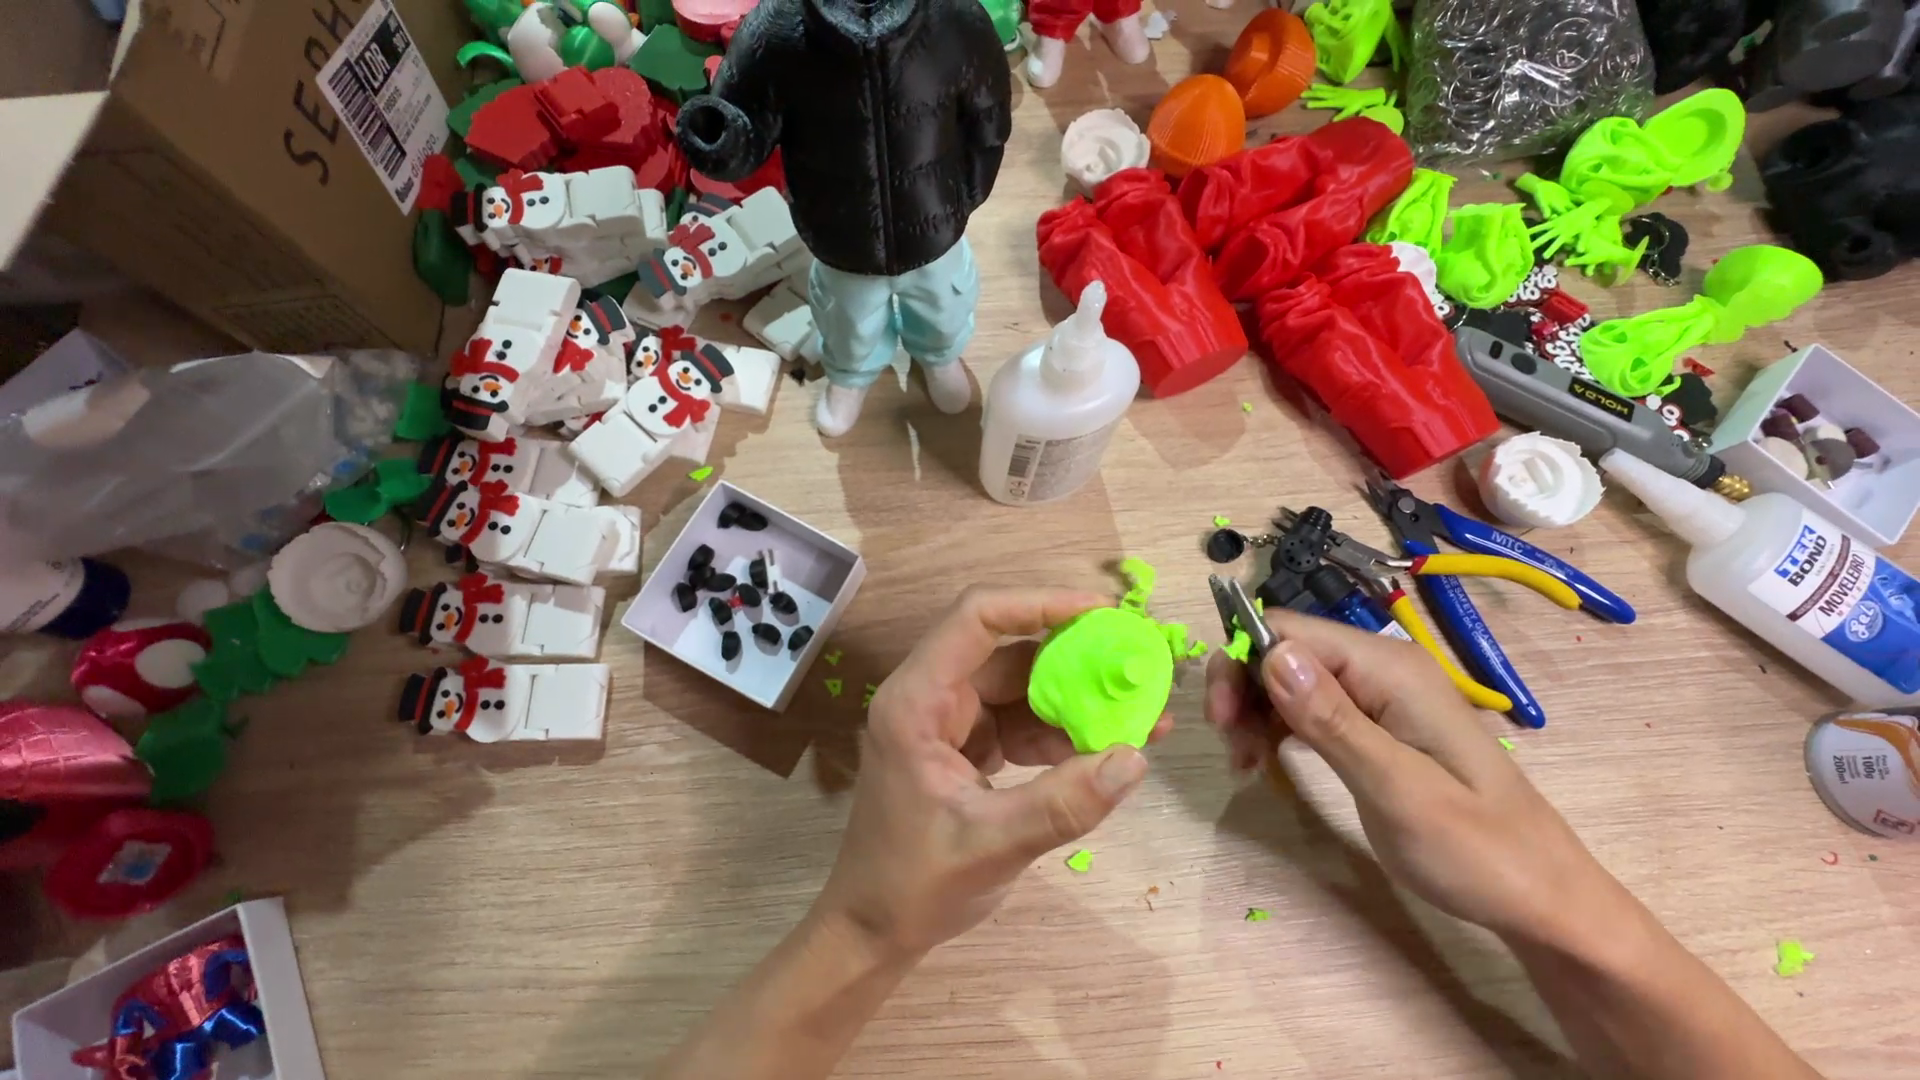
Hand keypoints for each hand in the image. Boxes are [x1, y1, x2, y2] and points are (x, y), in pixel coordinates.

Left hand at [815, 586, 1166, 958]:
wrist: (873, 927)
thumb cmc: (912, 884)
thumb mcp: (991, 845)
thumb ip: (1063, 804)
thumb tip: (1134, 759)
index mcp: (916, 701)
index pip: (976, 618)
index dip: (1038, 603)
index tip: (1101, 613)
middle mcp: (931, 696)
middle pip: (1008, 650)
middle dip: (1073, 658)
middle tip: (1134, 666)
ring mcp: (949, 720)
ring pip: (1020, 686)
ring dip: (1074, 698)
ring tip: (1136, 714)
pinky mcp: (966, 745)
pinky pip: (1020, 720)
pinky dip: (1060, 731)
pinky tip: (1103, 748)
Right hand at [1204, 610, 1629, 949]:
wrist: (1540, 899)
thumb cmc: (1477, 851)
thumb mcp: (1398, 790)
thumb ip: (1333, 720)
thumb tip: (1271, 654)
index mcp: (1389, 669)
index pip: (1290, 631)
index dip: (1243, 662)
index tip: (1220, 720)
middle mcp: (1379, 669)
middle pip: (1283, 651)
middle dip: (1242, 689)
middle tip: (1230, 746)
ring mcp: (1376, 696)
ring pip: (1286, 678)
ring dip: (1253, 712)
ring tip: (1243, 763)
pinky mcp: (1370, 724)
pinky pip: (1304, 707)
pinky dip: (1274, 729)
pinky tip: (1262, 761)